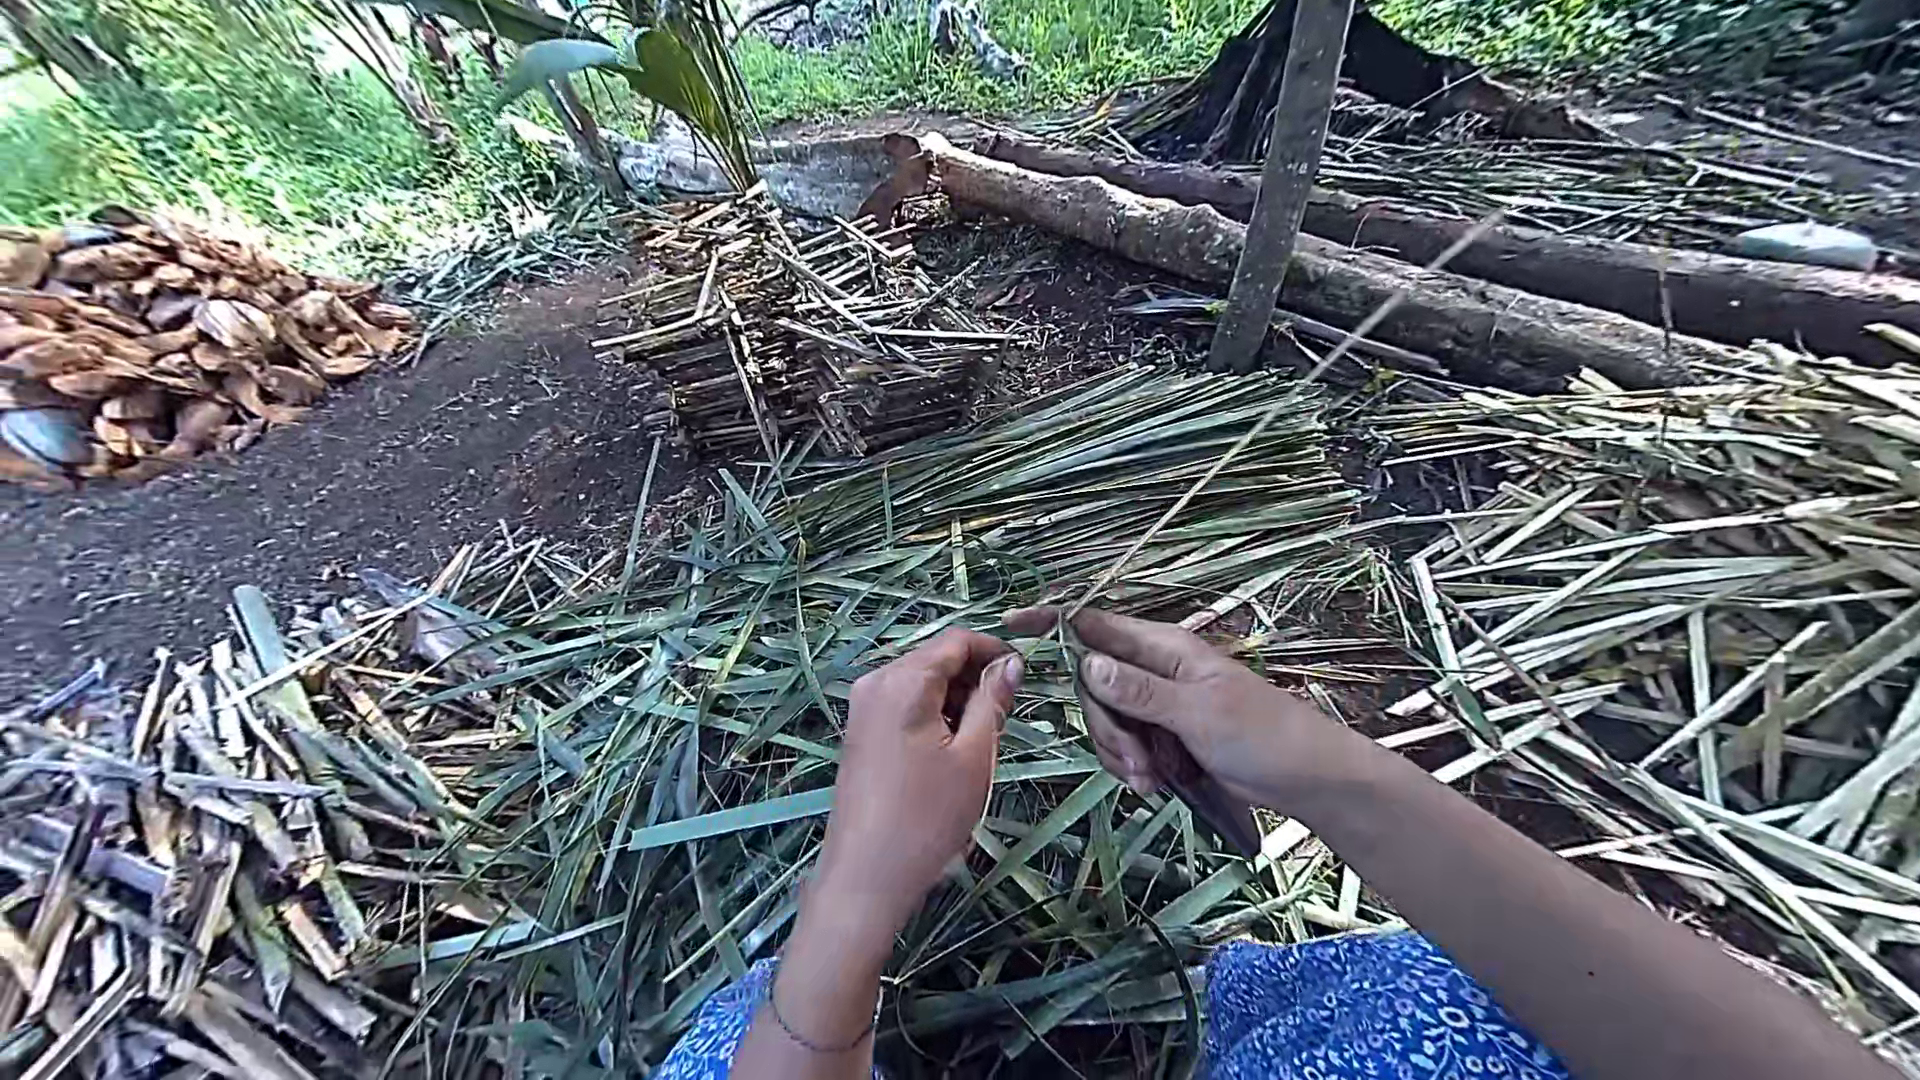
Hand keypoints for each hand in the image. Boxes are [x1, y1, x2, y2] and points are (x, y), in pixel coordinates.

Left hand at [814, 628, 1024, 930]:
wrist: (865, 878)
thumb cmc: (928, 816)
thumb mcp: (973, 756)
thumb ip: (993, 700)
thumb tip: (1011, 663)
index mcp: (903, 680)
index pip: (956, 641)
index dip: (993, 650)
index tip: (1022, 673)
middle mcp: (876, 680)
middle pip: (936, 659)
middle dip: (974, 679)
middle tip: (1002, 718)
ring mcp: (863, 705)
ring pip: (922, 682)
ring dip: (955, 698)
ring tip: (977, 740)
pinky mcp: (860, 729)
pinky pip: (904, 702)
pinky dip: (932, 712)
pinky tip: (948, 749)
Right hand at [1004, 606, 1366, 811]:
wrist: (1307, 780)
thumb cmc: (1262, 734)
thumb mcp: (1198, 712)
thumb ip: (1139, 690)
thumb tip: (1086, 661)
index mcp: (1161, 647)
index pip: (1095, 624)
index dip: (1053, 622)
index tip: (1013, 623)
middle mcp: (1151, 669)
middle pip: (1092, 684)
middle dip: (1105, 725)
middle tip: (1137, 759)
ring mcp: (1154, 701)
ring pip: (1105, 717)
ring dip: (1120, 751)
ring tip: (1154, 778)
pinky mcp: (1160, 732)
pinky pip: (1123, 742)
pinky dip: (1131, 764)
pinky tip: (1155, 783)